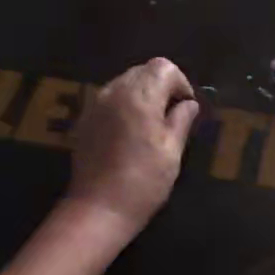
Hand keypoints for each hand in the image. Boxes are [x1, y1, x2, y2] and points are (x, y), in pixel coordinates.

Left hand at [65, 57, 199, 240]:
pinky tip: (131, 136)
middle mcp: (114, 91)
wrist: (100, 207)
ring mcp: (95, 104)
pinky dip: (125, 108)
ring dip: (143, 98)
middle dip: (161, 88)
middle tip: (172, 119)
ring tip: (152, 128)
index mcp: (139, 96)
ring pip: (125, 84)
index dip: (180, 83)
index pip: (164, 67)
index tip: (187, 109)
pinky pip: (110, 101)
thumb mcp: (172, 152)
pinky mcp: (86, 119)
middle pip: (143, 71)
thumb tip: (189, 104)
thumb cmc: (144, 182)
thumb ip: (181, 121)